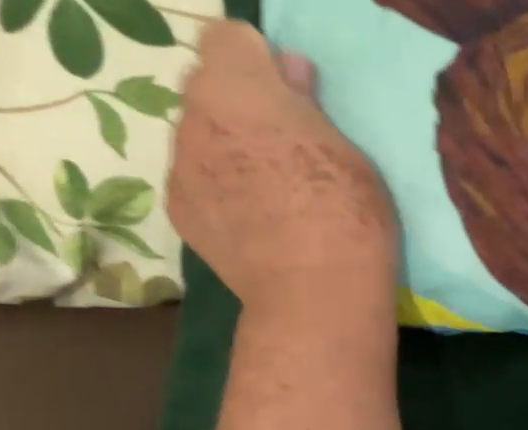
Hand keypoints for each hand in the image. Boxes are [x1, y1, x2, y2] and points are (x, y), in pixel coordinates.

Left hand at [168, 21, 394, 309]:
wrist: (316, 292)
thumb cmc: (349, 215)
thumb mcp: (350, 155)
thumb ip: (309, 106)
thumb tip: (290, 70)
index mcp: (240, 87)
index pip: (230, 38)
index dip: (260, 60)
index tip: (291, 90)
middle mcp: (195, 112)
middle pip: (210, 87)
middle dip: (243, 105)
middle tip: (288, 146)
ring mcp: (180, 161)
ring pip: (201, 135)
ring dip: (230, 148)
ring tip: (277, 192)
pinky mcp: (178, 205)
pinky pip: (197, 179)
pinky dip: (223, 189)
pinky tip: (260, 221)